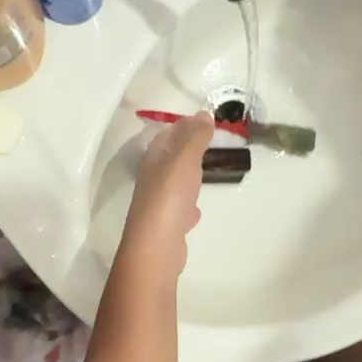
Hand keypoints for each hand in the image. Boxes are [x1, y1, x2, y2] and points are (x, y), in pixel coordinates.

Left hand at [120, 113, 214, 277]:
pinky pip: (179, 210)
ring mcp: (158, 206)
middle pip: (169, 160)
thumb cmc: (169, 198)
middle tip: (208, 144)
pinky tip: (196, 209)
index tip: (203, 120)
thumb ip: (195, 138)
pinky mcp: (167, 228)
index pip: (166, 136)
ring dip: (187, 177)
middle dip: (186, 150)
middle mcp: (152, 181)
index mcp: (153, 161)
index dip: (183, 126)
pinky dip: (188, 206)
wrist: (157, 247)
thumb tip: (204, 114)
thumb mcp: (184, 160)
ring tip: (204, 172)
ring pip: (174, 185)